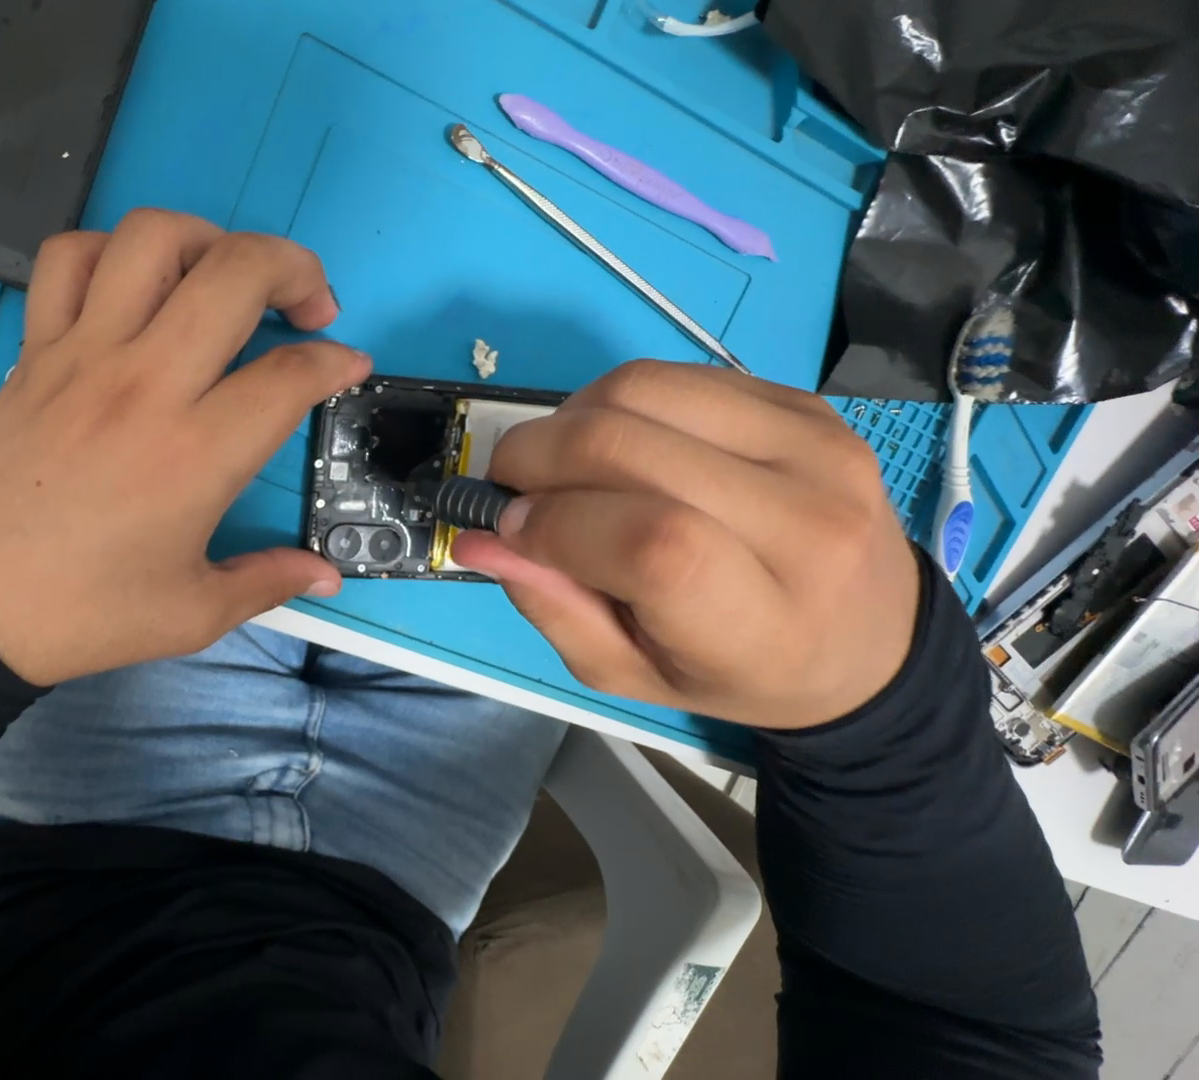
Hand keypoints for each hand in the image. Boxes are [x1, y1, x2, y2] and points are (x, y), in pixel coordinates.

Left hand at [0, 210, 368, 685]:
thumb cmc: (82, 614)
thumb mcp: (191, 614)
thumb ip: (268, 582)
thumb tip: (323, 576)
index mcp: (197, 452)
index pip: (291, 375)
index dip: (336, 362)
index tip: (345, 366)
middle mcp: (146, 384)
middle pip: (237, 272)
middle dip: (296, 268)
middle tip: (308, 304)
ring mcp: (82, 357)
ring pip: (153, 240)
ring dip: (208, 239)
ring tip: (223, 277)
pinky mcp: (34, 354)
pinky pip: (68, 261)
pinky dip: (109, 251)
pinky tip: (132, 286)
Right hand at [451, 360, 921, 729]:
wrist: (869, 636)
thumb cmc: (734, 671)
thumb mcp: (629, 672)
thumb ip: (551, 606)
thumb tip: (477, 538)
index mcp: (762, 620)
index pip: (650, 543)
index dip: (556, 523)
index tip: (510, 530)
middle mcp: (805, 521)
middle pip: (629, 447)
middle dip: (533, 456)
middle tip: (509, 485)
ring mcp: (814, 447)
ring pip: (641, 390)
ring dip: (565, 420)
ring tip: (557, 462)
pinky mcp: (806, 404)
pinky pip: (673, 375)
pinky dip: (611, 401)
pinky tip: (611, 442)